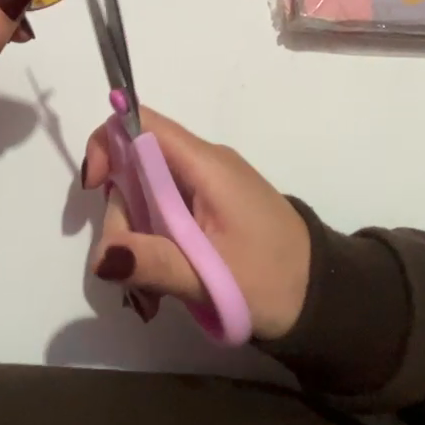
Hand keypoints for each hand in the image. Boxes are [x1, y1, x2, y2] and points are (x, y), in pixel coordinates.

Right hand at [82, 108, 310, 339]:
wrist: (329, 301)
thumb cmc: (275, 281)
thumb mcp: (211, 277)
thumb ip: (154, 263)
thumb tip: (101, 257)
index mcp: (204, 165)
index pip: (140, 122)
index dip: (107, 143)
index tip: (95, 187)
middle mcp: (200, 166)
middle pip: (134, 169)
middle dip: (121, 217)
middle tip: (127, 271)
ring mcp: (203, 188)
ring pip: (144, 197)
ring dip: (134, 241)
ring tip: (147, 295)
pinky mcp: (206, 209)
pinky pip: (161, 214)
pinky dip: (151, 246)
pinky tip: (157, 287)